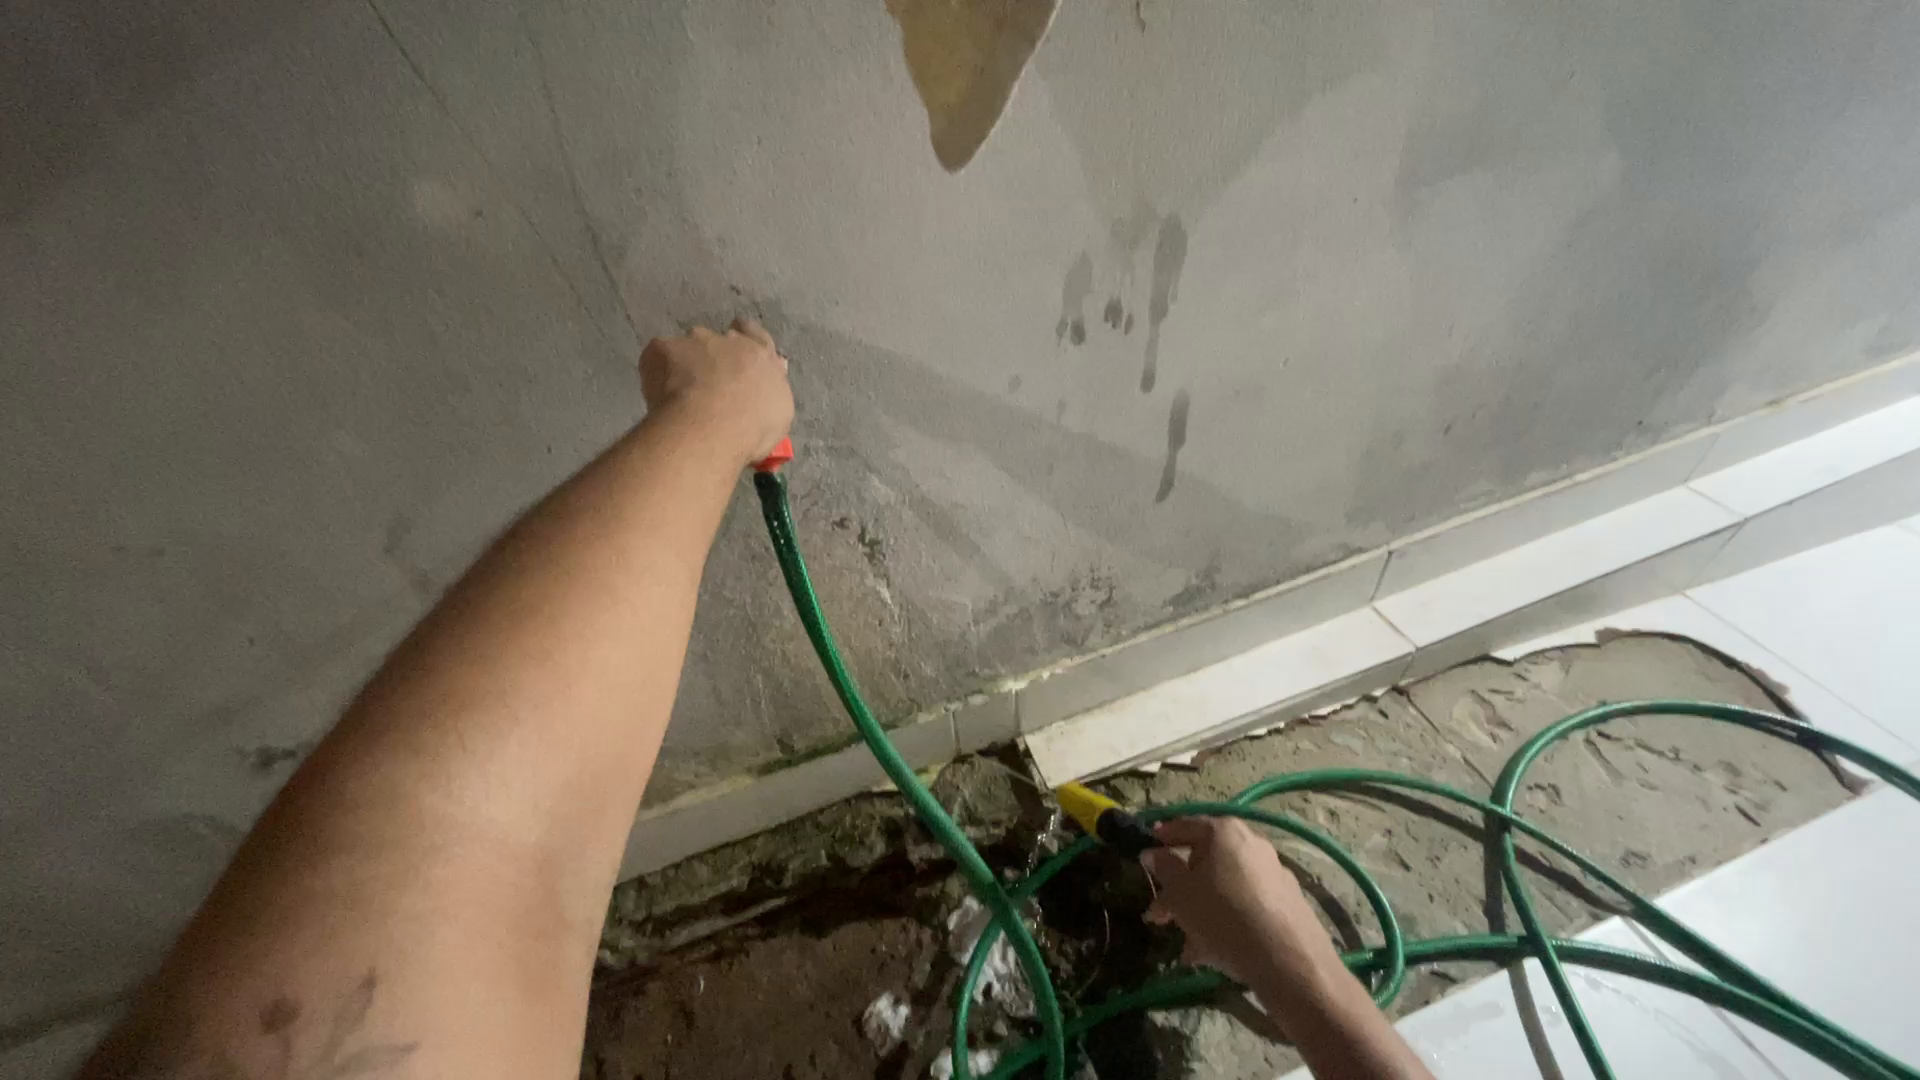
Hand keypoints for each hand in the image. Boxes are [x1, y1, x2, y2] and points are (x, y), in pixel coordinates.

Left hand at [639, 317, 793, 465]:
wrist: (709, 427)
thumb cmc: (753, 425)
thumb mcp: (779, 411)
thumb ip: (773, 386)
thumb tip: (775, 369)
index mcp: (760, 354)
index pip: (754, 334)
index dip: (745, 338)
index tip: (737, 351)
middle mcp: (727, 340)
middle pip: (718, 341)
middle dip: (712, 357)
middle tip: (708, 385)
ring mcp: (693, 341)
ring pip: (686, 349)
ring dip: (684, 365)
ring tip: (680, 395)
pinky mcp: (661, 348)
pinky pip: (657, 360)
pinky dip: (658, 374)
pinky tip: (660, 397)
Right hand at [1140, 817, 1343, 990]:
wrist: (1290, 962)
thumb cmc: (1223, 917)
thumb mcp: (1180, 893)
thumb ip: (1163, 868)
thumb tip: (1152, 852)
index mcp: (1223, 832)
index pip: (1183, 826)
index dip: (1161, 840)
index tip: (1145, 856)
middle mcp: (1251, 843)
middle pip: (1205, 860)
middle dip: (1180, 889)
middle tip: (1161, 913)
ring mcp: (1273, 872)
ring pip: (1225, 886)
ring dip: (1202, 911)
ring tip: (1188, 946)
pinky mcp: (1288, 902)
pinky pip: (1246, 904)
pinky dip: (1228, 920)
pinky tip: (1215, 952)